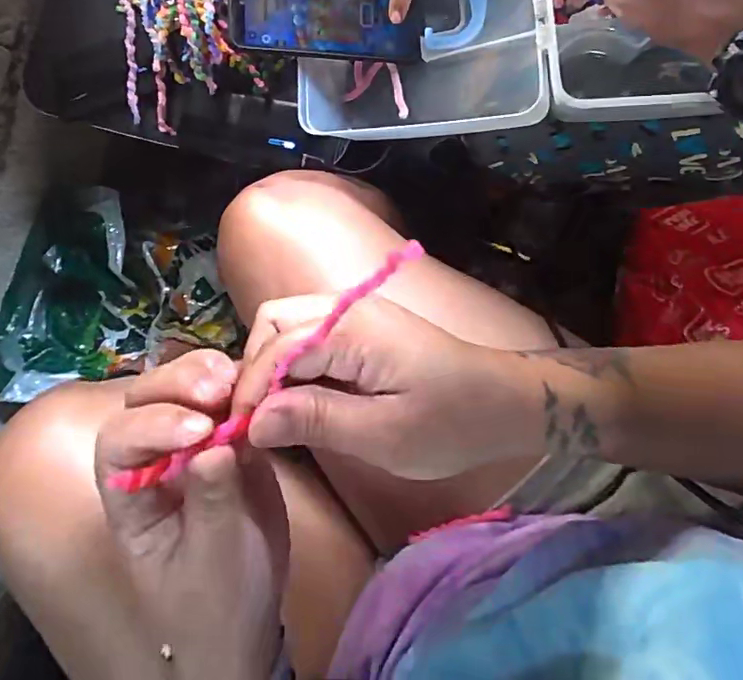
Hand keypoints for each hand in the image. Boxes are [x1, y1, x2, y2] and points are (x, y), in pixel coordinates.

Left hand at [95, 351, 285, 679]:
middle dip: (178, 385)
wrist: (246, 619)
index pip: (119, 443)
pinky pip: (226, 392)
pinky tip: (259, 379)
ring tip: (237, 377)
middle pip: (145, 399)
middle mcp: (152, 456)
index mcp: (129, 494)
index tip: (198, 430)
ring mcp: (191, 439)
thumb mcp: (212, 561)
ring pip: (180, 384)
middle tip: (219, 388)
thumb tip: (217, 446)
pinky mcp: (228, 432)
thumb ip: (212, 501)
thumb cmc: (214, 605)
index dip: (153, 425)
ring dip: (206, 371)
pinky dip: (241, 379)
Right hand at [233, 294, 532, 478]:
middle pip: (274, 321)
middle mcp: (346, 306)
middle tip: (253, 421)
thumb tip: (255, 421)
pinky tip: (296, 400)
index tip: (238, 435)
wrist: (503, 401)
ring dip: (272, 364)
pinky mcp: (361, 326)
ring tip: (270, 415)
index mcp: (350, 327)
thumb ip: (315, 420)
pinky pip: (310, 334)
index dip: (251, 390)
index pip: (277, 347)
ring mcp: (354, 311)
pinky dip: (292, 363)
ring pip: (288, 324)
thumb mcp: (382, 435)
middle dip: (255, 368)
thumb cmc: (449, 422)